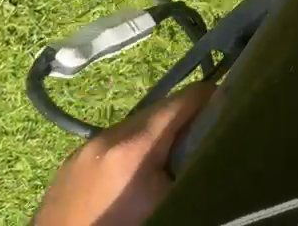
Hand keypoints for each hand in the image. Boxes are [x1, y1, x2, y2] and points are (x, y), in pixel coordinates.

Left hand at [33, 84, 212, 225]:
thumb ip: (196, 162)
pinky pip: (113, 145)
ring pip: (138, 126)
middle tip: (199, 151)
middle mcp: (105, 137)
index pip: (189, 96)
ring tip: (166, 169)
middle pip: (163, 108)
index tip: (231, 117)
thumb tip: (225, 135)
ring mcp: (81, 152)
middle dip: (185, 123)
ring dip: (158, 138)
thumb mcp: (170, 201)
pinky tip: (133, 182)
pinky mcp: (67, 168)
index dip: (216, 101)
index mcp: (133, 144)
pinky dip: (132, 153)